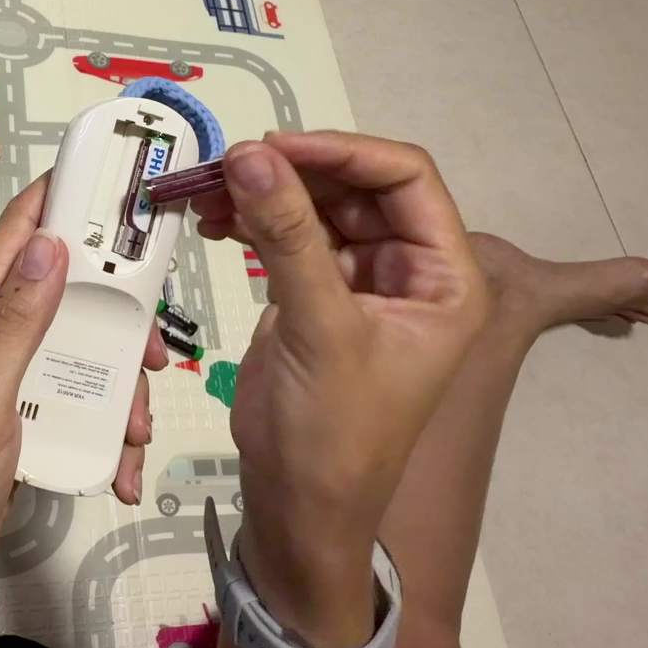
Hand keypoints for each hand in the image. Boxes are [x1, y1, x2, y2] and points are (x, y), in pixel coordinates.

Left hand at [0, 176, 165, 626]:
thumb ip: (14, 325)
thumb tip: (50, 245)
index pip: (18, 234)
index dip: (58, 198)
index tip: (110, 180)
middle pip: (68, 288)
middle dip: (116, 308)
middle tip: (152, 343)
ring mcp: (15, 370)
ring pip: (84, 343)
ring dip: (119, 376)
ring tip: (137, 424)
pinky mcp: (30, 407)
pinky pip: (80, 392)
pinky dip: (107, 419)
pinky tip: (120, 459)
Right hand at [194, 133, 488, 647]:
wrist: (297, 500)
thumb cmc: (335, 429)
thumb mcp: (319, 326)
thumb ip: (287, 234)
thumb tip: (249, 154)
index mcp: (441, 275)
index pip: (405, 179)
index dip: (342, 152)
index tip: (273, 147)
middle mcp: (404, 268)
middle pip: (352, 187)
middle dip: (290, 171)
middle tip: (226, 166)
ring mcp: (354, 278)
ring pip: (312, 206)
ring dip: (261, 192)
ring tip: (206, 191)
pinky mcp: (311, 291)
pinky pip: (283, 234)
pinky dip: (247, 220)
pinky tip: (211, 220)